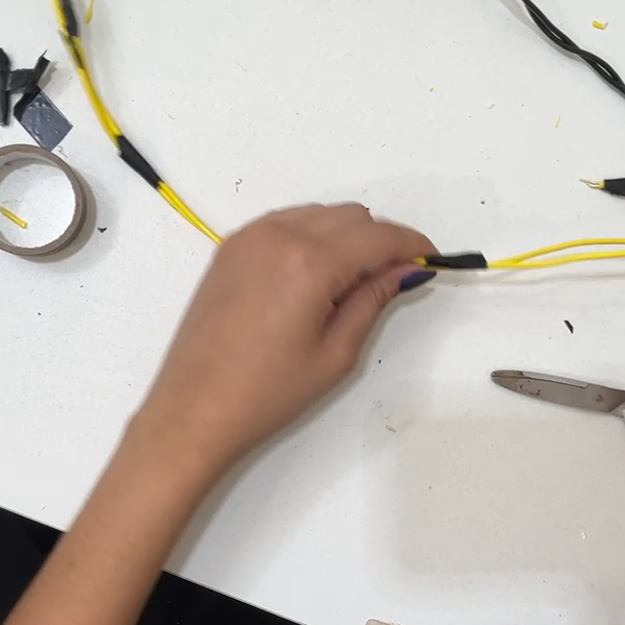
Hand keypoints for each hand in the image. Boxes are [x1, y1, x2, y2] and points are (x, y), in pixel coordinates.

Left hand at [132, 204, 435, 478]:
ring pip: (319, 214)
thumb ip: (373, 300)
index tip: (431, 260)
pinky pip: (287, 222)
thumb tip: (404, 269)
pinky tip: (313, 277)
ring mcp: (249, 236)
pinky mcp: (230, 247)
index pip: (378, 236)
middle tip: (391, 281)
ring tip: (349, 284)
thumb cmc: (268, 394)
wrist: (193, 410)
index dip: (412, 244)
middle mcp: (278, 234)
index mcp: (309, 262)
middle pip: (351, 216)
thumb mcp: (335, 354)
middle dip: (380, 241)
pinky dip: (311, 237)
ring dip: (346, 236)